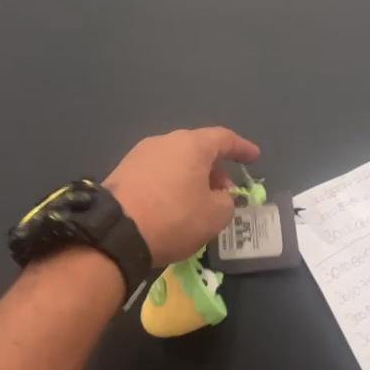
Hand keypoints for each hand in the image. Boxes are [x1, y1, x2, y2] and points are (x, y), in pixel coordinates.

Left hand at [104, 128, 260, 265]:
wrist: (115, 232)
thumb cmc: (174, 218)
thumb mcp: (214, 216)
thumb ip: (227, 201)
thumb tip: (220, 196)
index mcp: (192, 145)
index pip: (224, 138)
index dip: (242, 148)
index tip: (254, 157)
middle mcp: (166, 141)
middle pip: (198, 150)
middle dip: (215, 169)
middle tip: (225, 193)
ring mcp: (141, 154)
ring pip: (177, 161)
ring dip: (192, 178)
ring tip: (198, 203)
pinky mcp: (123, 171)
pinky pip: (158, 173)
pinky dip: (171, 185)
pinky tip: (172, 206)